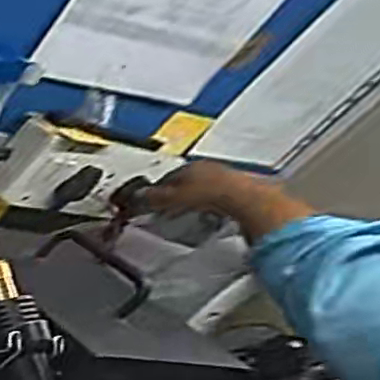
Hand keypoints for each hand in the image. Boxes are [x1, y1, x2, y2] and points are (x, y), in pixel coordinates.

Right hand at [142, 161, 314, 241]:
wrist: (243, 200)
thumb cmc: (206, 195)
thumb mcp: (168, 199)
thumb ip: (150, 198)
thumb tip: (136, 196)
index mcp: (188, 166)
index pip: (163, 178)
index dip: (152, 192)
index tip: (145, 203)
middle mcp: (207, 167)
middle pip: (182, 181)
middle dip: (171, 194)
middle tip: (162, 208)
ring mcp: (223, 176)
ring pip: (198, 187)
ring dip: (188, 199)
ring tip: (180, 212)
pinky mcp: (236, 188)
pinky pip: (212, 195)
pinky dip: (203, 203)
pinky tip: (201, 213)